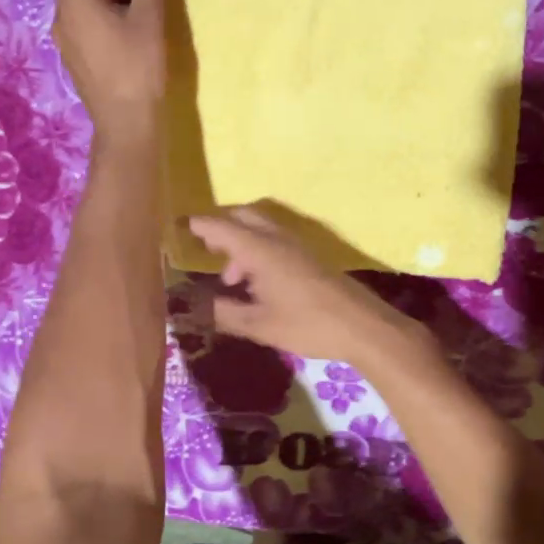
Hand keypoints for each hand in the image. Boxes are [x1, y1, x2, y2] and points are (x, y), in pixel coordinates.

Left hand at [51, 0, 166, 140]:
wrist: (126, 122)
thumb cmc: (137, 67)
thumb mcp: (148, 21)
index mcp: (74, 5)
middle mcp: (62, 21)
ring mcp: (67, 43)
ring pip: (77, 5)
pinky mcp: (76, 60)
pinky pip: (81, 24)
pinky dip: (98, 12)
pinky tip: (125, 22)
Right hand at [188, 205, 425, 362]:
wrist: (362, 326)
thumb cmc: (308, 325)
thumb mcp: (260, 326)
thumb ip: (227, 314)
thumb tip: (201, 306)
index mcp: (261, 252)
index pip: (223, 228)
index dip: (201, 226)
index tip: (181, 225)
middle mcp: (278, 240)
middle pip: (244, 217)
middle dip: (221, 226)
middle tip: (204, 245)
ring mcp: (297, 246)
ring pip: (261, 229)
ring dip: (241, 243)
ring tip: (231, 279)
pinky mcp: (310, 257)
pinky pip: (275, 241)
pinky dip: (258, 250)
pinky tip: (257, 282)